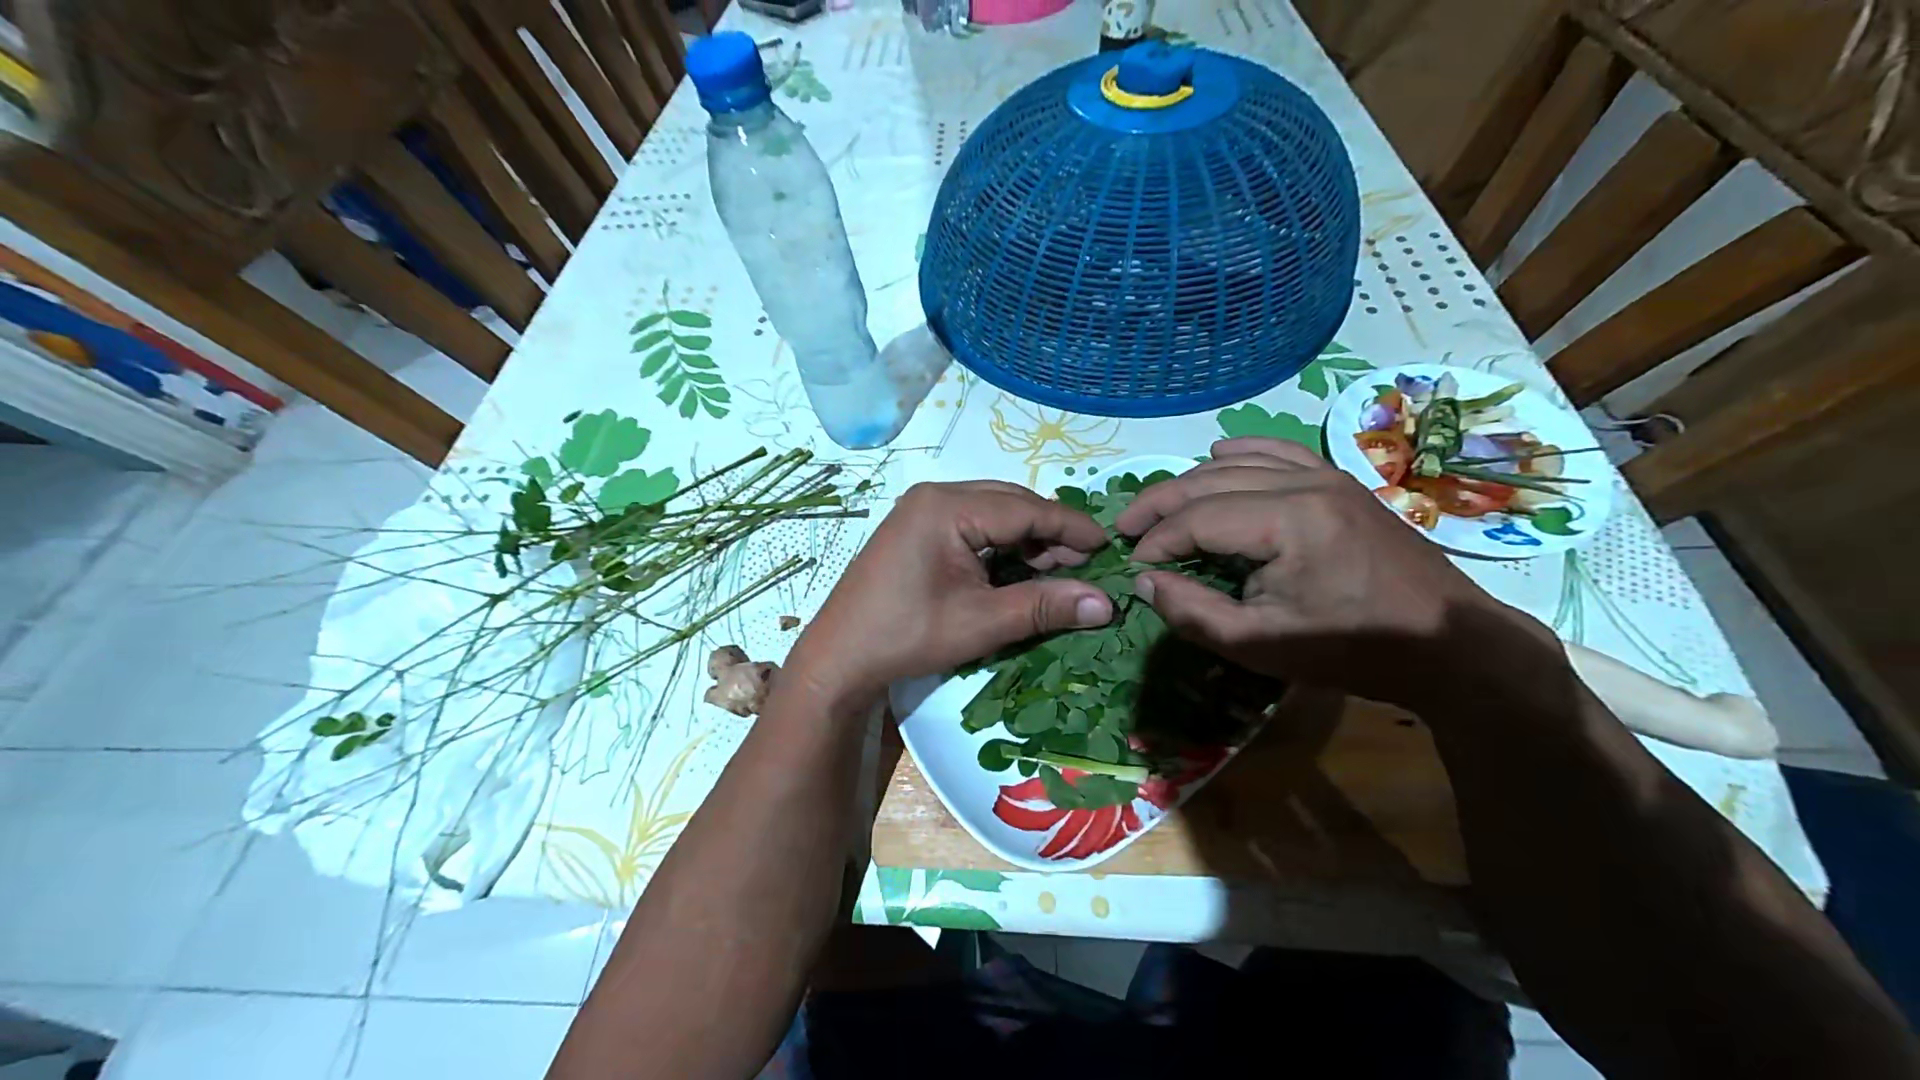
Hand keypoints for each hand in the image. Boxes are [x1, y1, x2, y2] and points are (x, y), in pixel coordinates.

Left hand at [783, 481, 1114, 709]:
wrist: (840, 657)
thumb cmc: (907, 636)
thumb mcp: (981, 622)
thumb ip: (1044, 606)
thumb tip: (1107, 603)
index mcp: (946, 506)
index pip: (1026, 508)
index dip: (1071, 527)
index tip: (1110, 548)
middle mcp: (934, 495)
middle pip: (1010, 503)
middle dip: (1050, 533)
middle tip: (1085, 566)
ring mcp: (921, 510)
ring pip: (993, 513)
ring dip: (1027, 539)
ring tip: (1058, 571)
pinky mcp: (916, 529)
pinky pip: (972, 524)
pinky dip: (1000, 544)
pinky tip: (1018, 570)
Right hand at [1113, 437, 1542, 707]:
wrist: (1449, 643)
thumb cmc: (1351, 649)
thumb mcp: (1260, 645)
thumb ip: (1193, 611)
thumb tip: (1145, 581)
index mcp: (1286, 520)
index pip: (1197, 518)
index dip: (1156, 541)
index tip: (1133, 565)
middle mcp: (1304, 483)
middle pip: (1208, 481)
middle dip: (1159, 505)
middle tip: (1125, 528)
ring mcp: (1326, 476)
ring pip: (1238, 463)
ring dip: (1190, 481)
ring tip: (1158, 505)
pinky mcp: (1341, 481)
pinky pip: (1280, 451)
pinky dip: (1241, 452)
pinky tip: (1217, 454)